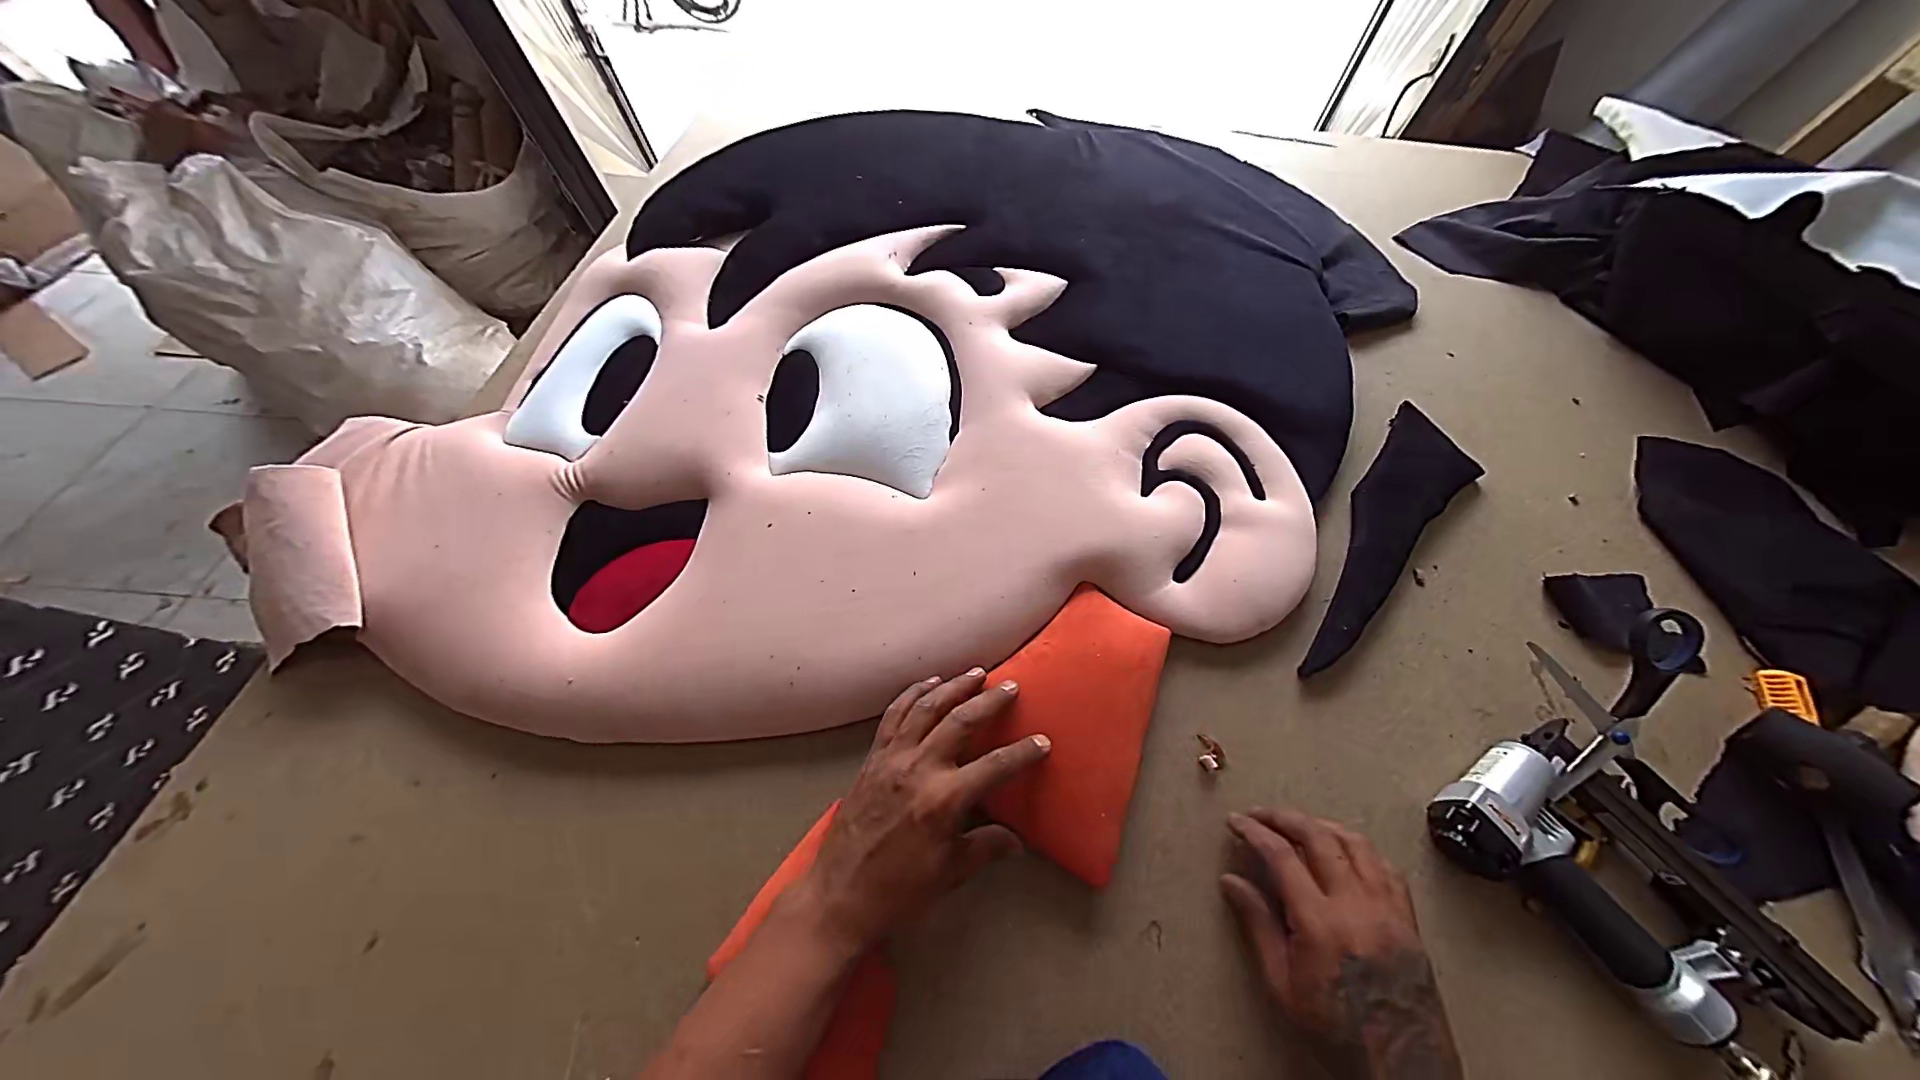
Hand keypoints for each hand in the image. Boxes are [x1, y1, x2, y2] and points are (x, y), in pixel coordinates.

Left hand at [790, 669, 1050, 953]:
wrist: (838, 897)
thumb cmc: (899, 892)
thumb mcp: (950, 873)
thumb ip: (986, 847)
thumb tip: (1016, 840)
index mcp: (943, 800)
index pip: (994, 766)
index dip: (1023, 753)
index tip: (1042, 742)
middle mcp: (918, 769)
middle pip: (961, 721)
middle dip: (989, 700)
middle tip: (1010, 686)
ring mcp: (892, 759)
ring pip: (926, 708)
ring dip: (953, 686)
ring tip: (974, 673)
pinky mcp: (873, 758)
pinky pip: (894, 715)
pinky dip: (913, 694)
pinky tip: (928, 684)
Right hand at [1222, 807, 1461, 1079]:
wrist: (1401, 1066)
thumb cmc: (1336, 1031)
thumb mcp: (1282, 984)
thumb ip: (1257, 924)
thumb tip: (1230, 881)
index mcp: (1321, 923)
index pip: (1281, 855)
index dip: (1253, 831)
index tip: (1235, 821)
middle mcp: (1357, 907)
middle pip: (1317, 837)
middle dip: (1283, 817)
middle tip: (1259, 814)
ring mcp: (1388, 911)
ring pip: (1355, 843)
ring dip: (1321, 824)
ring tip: (1297, 823)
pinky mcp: (1408, 920)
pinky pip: (1386, 867)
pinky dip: (1359, 847)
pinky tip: (1343, 848)